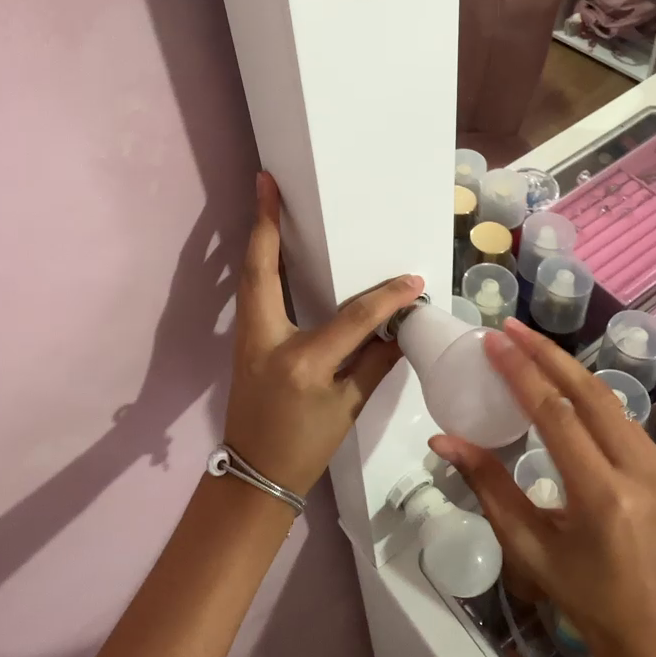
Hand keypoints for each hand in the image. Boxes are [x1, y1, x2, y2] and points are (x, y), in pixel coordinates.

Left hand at [222, 172, 419, 496]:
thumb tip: (399, 326)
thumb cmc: (303, 447)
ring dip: (258, 237)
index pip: (352, 318)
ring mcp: (247, 336)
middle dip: (264, 222)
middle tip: (265, 180)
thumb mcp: (347, 409)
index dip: (386, 299)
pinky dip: (260, 262)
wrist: (253, 475)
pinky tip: (269, 246)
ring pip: (250, 275)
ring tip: (266, 200)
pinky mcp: (243, 338)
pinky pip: (251, 290)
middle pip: (261, 270)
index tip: (412, 281)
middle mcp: (266, 339)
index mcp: (302, 362)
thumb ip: (374, 363)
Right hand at [429, 320, 655, 656]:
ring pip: (607, 399)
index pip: (556, 415)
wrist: (651, 625)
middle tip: (510, 327)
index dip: (522, 373)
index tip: (494, 341)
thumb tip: (443, 440)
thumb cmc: (581, 590)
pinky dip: (584, 391)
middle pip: (589, 393)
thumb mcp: (525, 543)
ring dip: (565, 367)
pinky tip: (558, 378)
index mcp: (602, 496)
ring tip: (528, 342)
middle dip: (546, 354)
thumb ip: (486, 483)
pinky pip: (618, 415)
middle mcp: (638, 472)